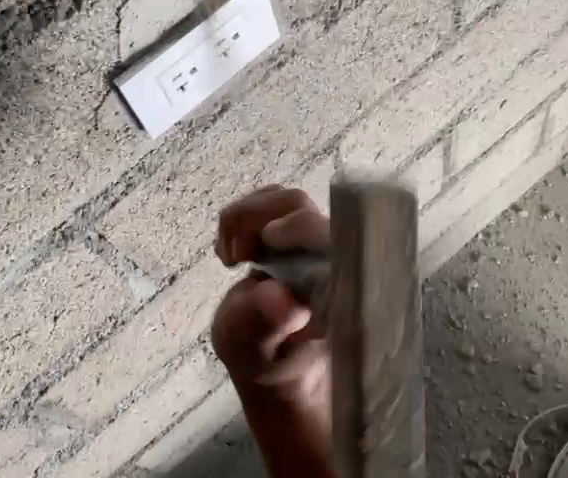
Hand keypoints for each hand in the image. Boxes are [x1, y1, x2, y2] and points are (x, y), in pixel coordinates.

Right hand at [212, 186, 331, 400]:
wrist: (279, 366)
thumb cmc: (268, 364)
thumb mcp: (249, 351)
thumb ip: (262, 325)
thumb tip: (279, 295)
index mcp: (337, 290)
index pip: (331, 237)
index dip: (299, 228)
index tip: (257, 248)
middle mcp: (334, 258)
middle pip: (300, 207)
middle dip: (254, 221)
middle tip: (232, 258)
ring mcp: (319, 242)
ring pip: (284, 200)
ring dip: (246, 218)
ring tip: (230, 257)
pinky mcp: (302, 233)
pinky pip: (274, 204)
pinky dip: (245, 217)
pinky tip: (235, 250)